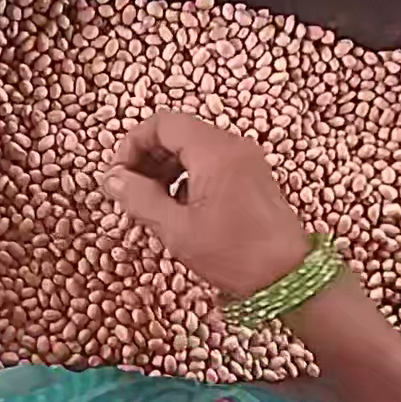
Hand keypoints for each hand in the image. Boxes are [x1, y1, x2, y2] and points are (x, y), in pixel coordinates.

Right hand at [104, 111, 310, 297]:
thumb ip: (139, 198)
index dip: (133, 145)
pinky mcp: (250, 176)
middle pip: (176, 132)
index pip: (162, 123)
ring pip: (191, 147)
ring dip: (164, 168)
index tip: (120, 176)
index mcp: (214, 152)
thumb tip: (111, 178)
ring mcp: (244, 160)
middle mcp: (232, 146)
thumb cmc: (233, 254)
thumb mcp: (176, 229)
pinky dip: (184, 177)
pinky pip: (208, 162)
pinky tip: (177, 208)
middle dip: (147, 157)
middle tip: (130, 192)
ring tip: (151, 203)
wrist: (288, 278)